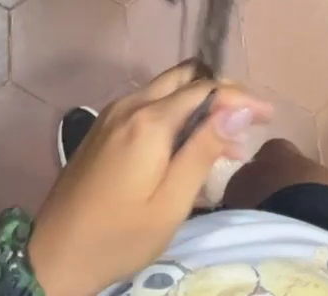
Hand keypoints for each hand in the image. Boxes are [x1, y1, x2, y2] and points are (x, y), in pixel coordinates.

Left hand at [28, 63, 272, 295]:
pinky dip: (176, 111)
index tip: (269, 116)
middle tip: (248, 124)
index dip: (239, 96)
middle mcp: (130, 104)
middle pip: (184, 77)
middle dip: (220, 91)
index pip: (204, 88)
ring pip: (166, 87)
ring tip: (226, 140)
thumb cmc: (121, 234)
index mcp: (149, 120)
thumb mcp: (172, 201)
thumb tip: (238, 105)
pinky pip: (149, 102)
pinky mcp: (105, 125)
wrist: (57, 250)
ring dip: (198, 101)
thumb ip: (204, 149)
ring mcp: (114, 111)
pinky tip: (189, 143)